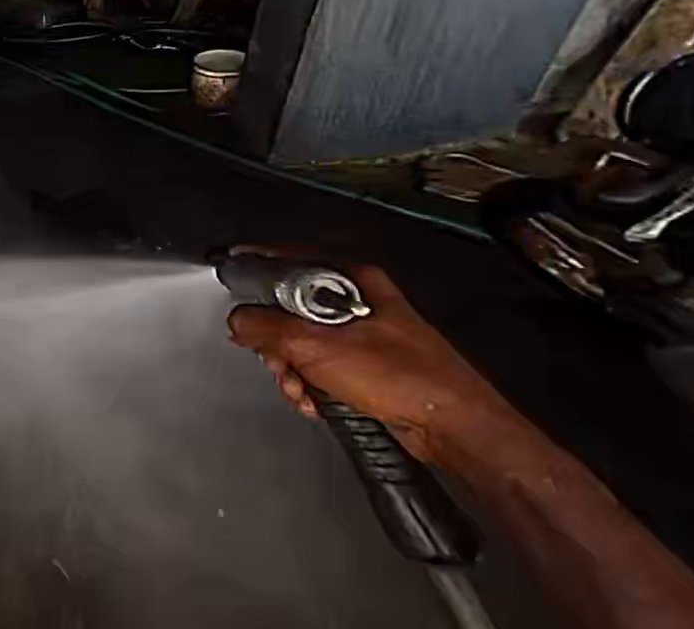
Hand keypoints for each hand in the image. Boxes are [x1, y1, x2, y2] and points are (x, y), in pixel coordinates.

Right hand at [226, 258, 520, 462]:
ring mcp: (363, 334)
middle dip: (275, 342)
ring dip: (291, 369)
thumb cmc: (403, 379)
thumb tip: (236, 321)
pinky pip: (319, 365)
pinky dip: (310, 384)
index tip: (234, 273)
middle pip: (288, 308)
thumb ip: (265, 328)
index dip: (259, 268)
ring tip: (301, 390)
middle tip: (276, 360)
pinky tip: (316, 401)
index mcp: (354, 280)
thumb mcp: (317, 346)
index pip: (290, 260)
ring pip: (301, 341)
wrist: (460, 434)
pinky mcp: (367, 365)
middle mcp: (358, 302)